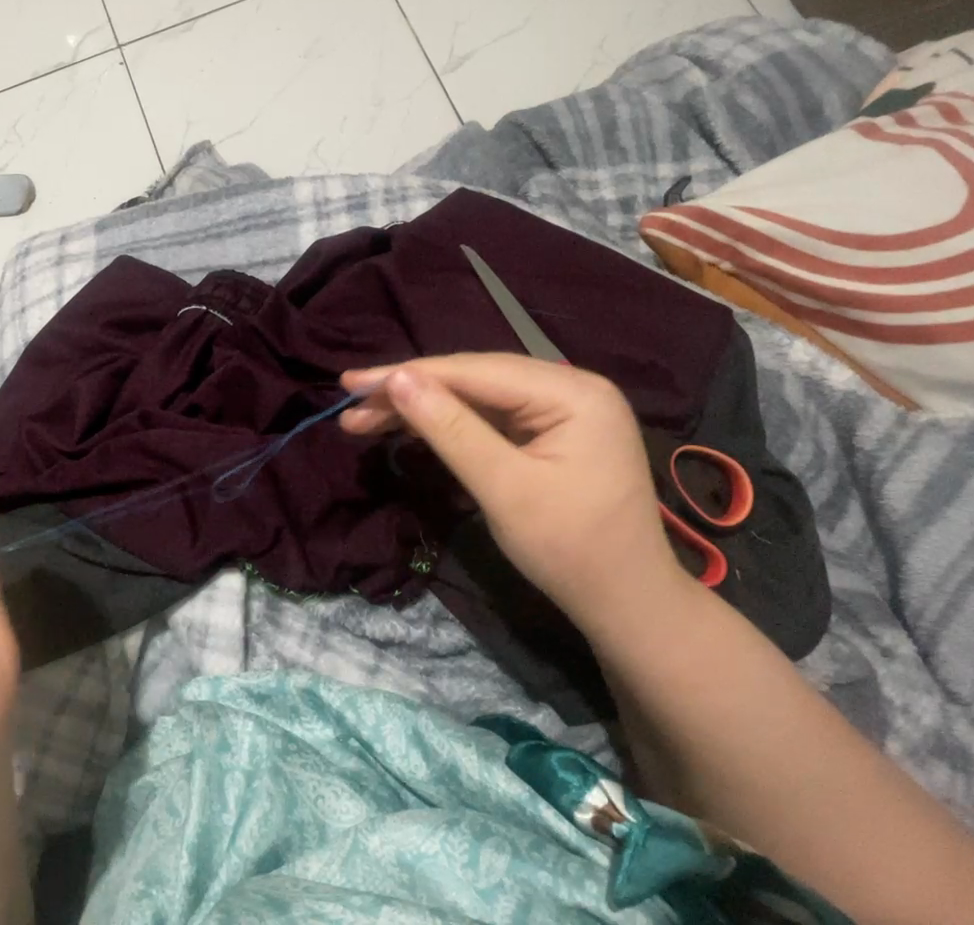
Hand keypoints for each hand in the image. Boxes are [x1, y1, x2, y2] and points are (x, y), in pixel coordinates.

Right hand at [340, 354, 691, 625]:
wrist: (624, 602)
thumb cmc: (569, 548)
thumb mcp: (502, 488)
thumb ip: (450, 429)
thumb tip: (397, 379)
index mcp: (573, 392)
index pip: (474, 371)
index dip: (407, 374)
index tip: (350, 382)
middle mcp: (571, 387)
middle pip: (473, 379)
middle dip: (408, 391)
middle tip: (349, 405)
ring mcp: (563, 410)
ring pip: (476, 397)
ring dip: (421, 409)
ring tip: (362, 420)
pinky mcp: (551, 433)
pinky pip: (489, 418)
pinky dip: (446, 425)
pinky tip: (407, 428)